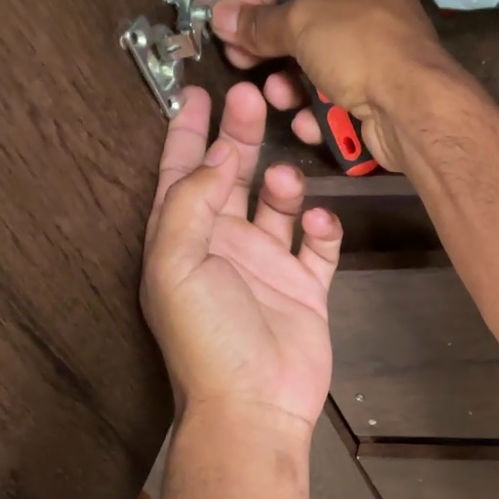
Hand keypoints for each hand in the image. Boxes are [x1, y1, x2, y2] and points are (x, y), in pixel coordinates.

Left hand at [141, 81, 341, 431]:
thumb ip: (191, 202)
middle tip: (254, 98)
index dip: (187, 134)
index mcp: (183, 242)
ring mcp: (267, 269)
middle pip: (231, 179)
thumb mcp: (176, 264)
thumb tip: (217, 156)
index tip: (198, 93)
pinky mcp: (305, 291)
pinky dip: (322, 229)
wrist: (255, 405)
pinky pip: (317, 247)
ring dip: (282, 183)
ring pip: (277, 207)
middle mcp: (224, 249)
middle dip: (240, 138)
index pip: (181, 175)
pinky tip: (320, 223)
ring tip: (285, 178)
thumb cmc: (208, 341)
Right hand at [211, 0, 461, 171]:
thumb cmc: (360, 46)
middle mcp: (368, 10)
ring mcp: (374, 59)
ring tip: (277, 94)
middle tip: (239, 56)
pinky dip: (319, 113)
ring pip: (319, 68)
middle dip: (269, 44)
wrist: (413, 110)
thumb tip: (225, 18)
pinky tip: (307, 122)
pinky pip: (338, 102)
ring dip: (291, 84)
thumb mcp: (301, 20)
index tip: (225, 13)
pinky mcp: (376, 100)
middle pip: (305, 24)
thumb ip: (260, 21)